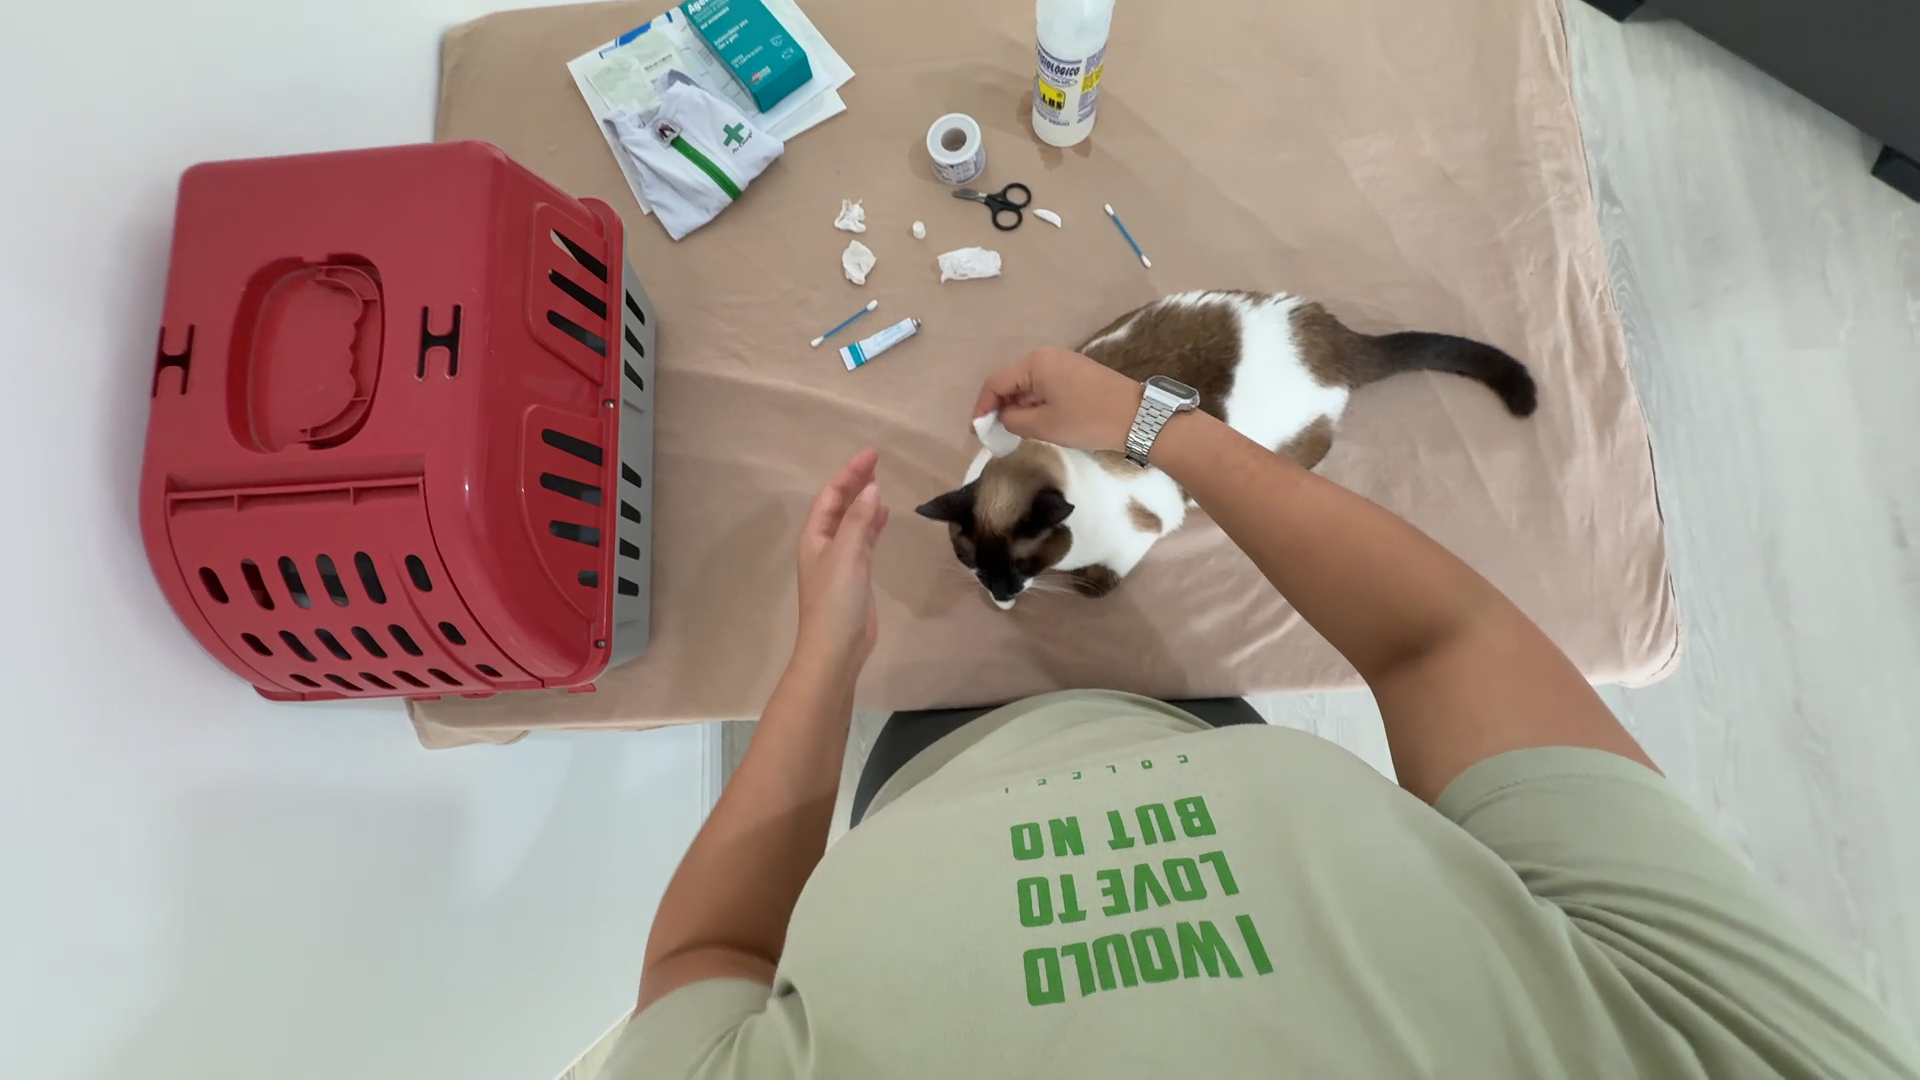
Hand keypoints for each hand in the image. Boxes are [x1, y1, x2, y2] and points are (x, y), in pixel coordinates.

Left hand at [794, 449, 889, 675]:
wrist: (836, 648)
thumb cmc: (836, 600)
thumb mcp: (847, 555)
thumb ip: (859, 521)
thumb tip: (871, 488)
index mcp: (814, 537)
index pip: (831, 496)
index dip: (849, 473)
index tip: (872, 454)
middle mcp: (824, 545)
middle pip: (839, 505)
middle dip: (855, 482)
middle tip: (877, 461)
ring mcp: (839, 560)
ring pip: (852, 521)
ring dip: (863, 502)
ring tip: (880, 482)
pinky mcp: (855, 575)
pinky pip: (863, 540)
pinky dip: (872, 524)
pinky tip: (883, 515)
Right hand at [972, 346, 1142, 452]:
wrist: (1138, 418)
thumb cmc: (1087, 420)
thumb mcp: (1044, 425)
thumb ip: (1013, 419)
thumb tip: (1002, 417)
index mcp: (1036, 363)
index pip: (996, 383)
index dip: (982, 408)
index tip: (976, 431)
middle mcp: (1047, 356)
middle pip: (1011, 381)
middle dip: (998, 407)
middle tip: (991, 434)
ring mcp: (1064, 363)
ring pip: (1028, 385)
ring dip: (1016, 407)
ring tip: (1011, 432)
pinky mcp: (1076, 374)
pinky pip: (1044, 387)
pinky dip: (1034, 404)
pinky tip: (1033, 422)